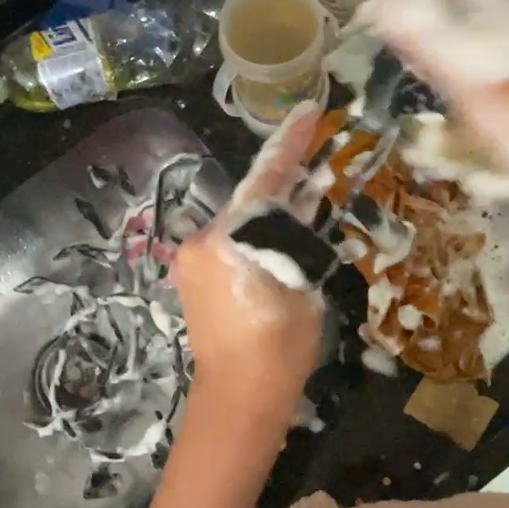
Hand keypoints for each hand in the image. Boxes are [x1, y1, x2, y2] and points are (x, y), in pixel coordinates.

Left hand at [175, 103, 325, 422]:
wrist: (239, 397)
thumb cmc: (280, 349)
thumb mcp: (304, 287)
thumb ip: (296, 243)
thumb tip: (297, 214)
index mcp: (231, 240)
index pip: (264, 180)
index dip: (289, 143)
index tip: (307, 110)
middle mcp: (202, 241)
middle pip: (249, 200)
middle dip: (284, 184)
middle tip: (317, 163)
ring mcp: (191, 259)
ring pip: (240, 222)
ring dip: (271, 214)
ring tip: (306, 205)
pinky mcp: (192, 277)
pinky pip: (230, 243)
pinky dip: (256, 236)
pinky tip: (281, 237)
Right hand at [357, 0, 508, 211]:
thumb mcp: (477, 89)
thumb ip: (429, 45)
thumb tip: (381, 7)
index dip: (403, 6)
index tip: (372, 27)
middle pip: (465, 8)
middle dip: (427, 28)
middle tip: (398, 54)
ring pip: (486, 31)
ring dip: (453, 50)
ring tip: (430, 76)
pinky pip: (505, 54)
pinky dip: (479, 68)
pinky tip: (475, 97)